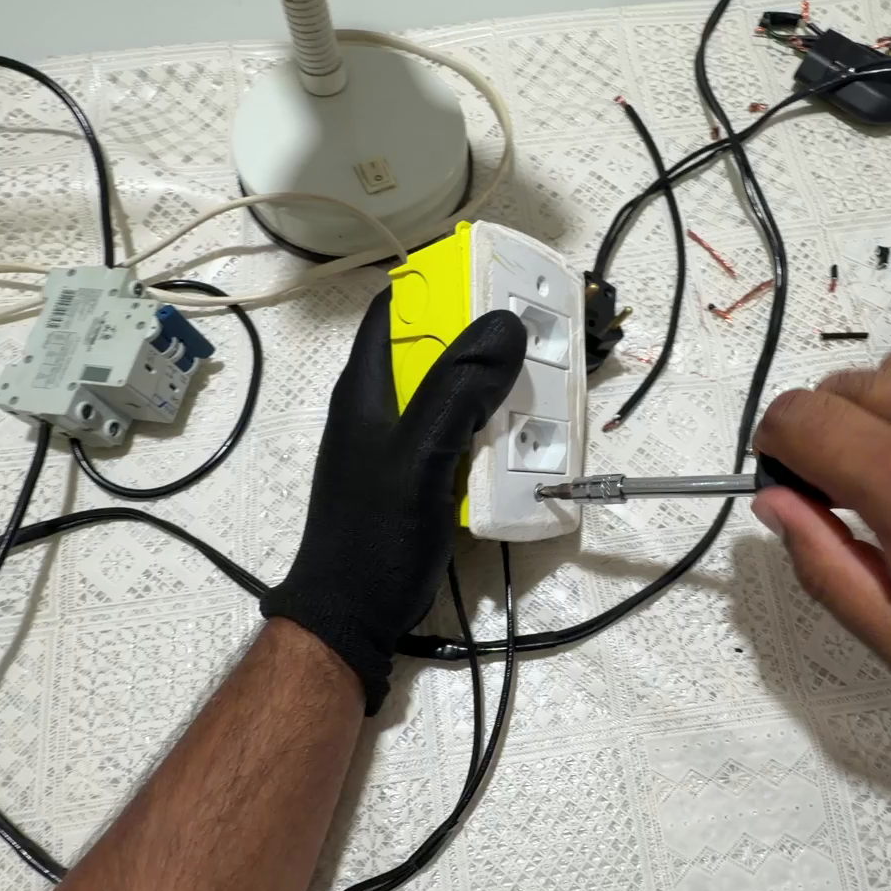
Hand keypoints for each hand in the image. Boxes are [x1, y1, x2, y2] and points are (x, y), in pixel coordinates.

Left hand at [261, 290, 524, 714]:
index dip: (441, 285)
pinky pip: (454, 434)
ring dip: (488, 388)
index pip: (397, 310)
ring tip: (536, 384)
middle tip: (534, 338)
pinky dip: (484, 428)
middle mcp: (380, 406)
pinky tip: (514, 439)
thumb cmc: (377, 532)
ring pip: (447, 395)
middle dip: (480, 341)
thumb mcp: (421, 455)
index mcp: (368, 386)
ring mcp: (396, 443)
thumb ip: (458, 391)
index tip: (496, 280)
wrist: (355, 611)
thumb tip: (505, 325)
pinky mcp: (414, 474)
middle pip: (432, 351)